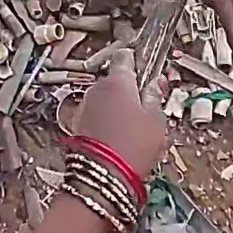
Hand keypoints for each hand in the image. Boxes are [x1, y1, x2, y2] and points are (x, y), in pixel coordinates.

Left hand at [69, 50, 165, 174]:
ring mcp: (85, 105)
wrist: (103, 176)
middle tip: (143, 105)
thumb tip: (156, 84)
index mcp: (118, 81)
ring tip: (130, 124)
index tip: (144, 70)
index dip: (136, 61)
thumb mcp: (156, 120)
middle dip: (127, 88)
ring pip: (103, 96)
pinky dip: (104, 117)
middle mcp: (97, 88)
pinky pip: (95, 112)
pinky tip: (116, 133)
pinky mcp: (77, 123)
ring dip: (115, 103)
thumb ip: (155, 97)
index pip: (125, 56)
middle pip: (114, 78)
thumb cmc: (134, 146)